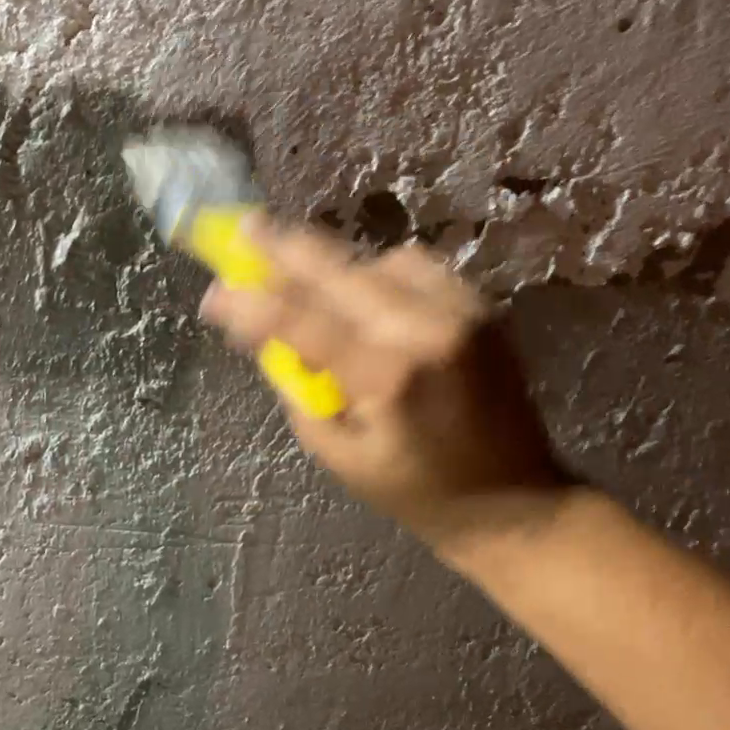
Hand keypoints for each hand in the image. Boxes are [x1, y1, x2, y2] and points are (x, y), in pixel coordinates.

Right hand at [199, 216, 574, 549]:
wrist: (517, 500)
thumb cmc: (413, 489)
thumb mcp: (335, 451)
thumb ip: (298, 387)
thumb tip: (265, 336)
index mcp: (388, 376)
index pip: (299, 322)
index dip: (249, 304)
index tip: (213, 294)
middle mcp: (428, 330)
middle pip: (338, 272)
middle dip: (284, 249)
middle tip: (244, 228)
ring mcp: (462, 312)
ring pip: (376, 261)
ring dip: (333, 266)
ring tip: (303, 279)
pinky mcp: (480, 307)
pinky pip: (414, 268)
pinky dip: (375, 272)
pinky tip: (358, 291)